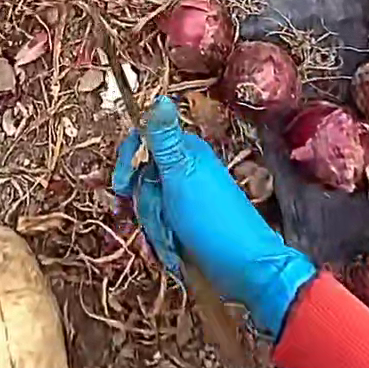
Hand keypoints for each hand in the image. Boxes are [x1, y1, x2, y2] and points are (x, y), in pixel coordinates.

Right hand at [111, 97, 315, 338]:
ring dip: (153, 227)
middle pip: (140, 178)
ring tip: (172, 240)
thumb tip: (158, 97)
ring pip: (147, 206)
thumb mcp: (181, 175)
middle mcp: (183, 172)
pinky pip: (157, 228)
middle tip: (159, 217)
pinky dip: (161, 242)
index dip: (128, 161)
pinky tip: (173, 253)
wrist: (245, 270)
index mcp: (185, 152)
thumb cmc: (213, 219)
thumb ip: (164, 138)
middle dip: (143, 203)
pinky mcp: (184, 226)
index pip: (143, 141)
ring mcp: (184, 200)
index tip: (122, 184)